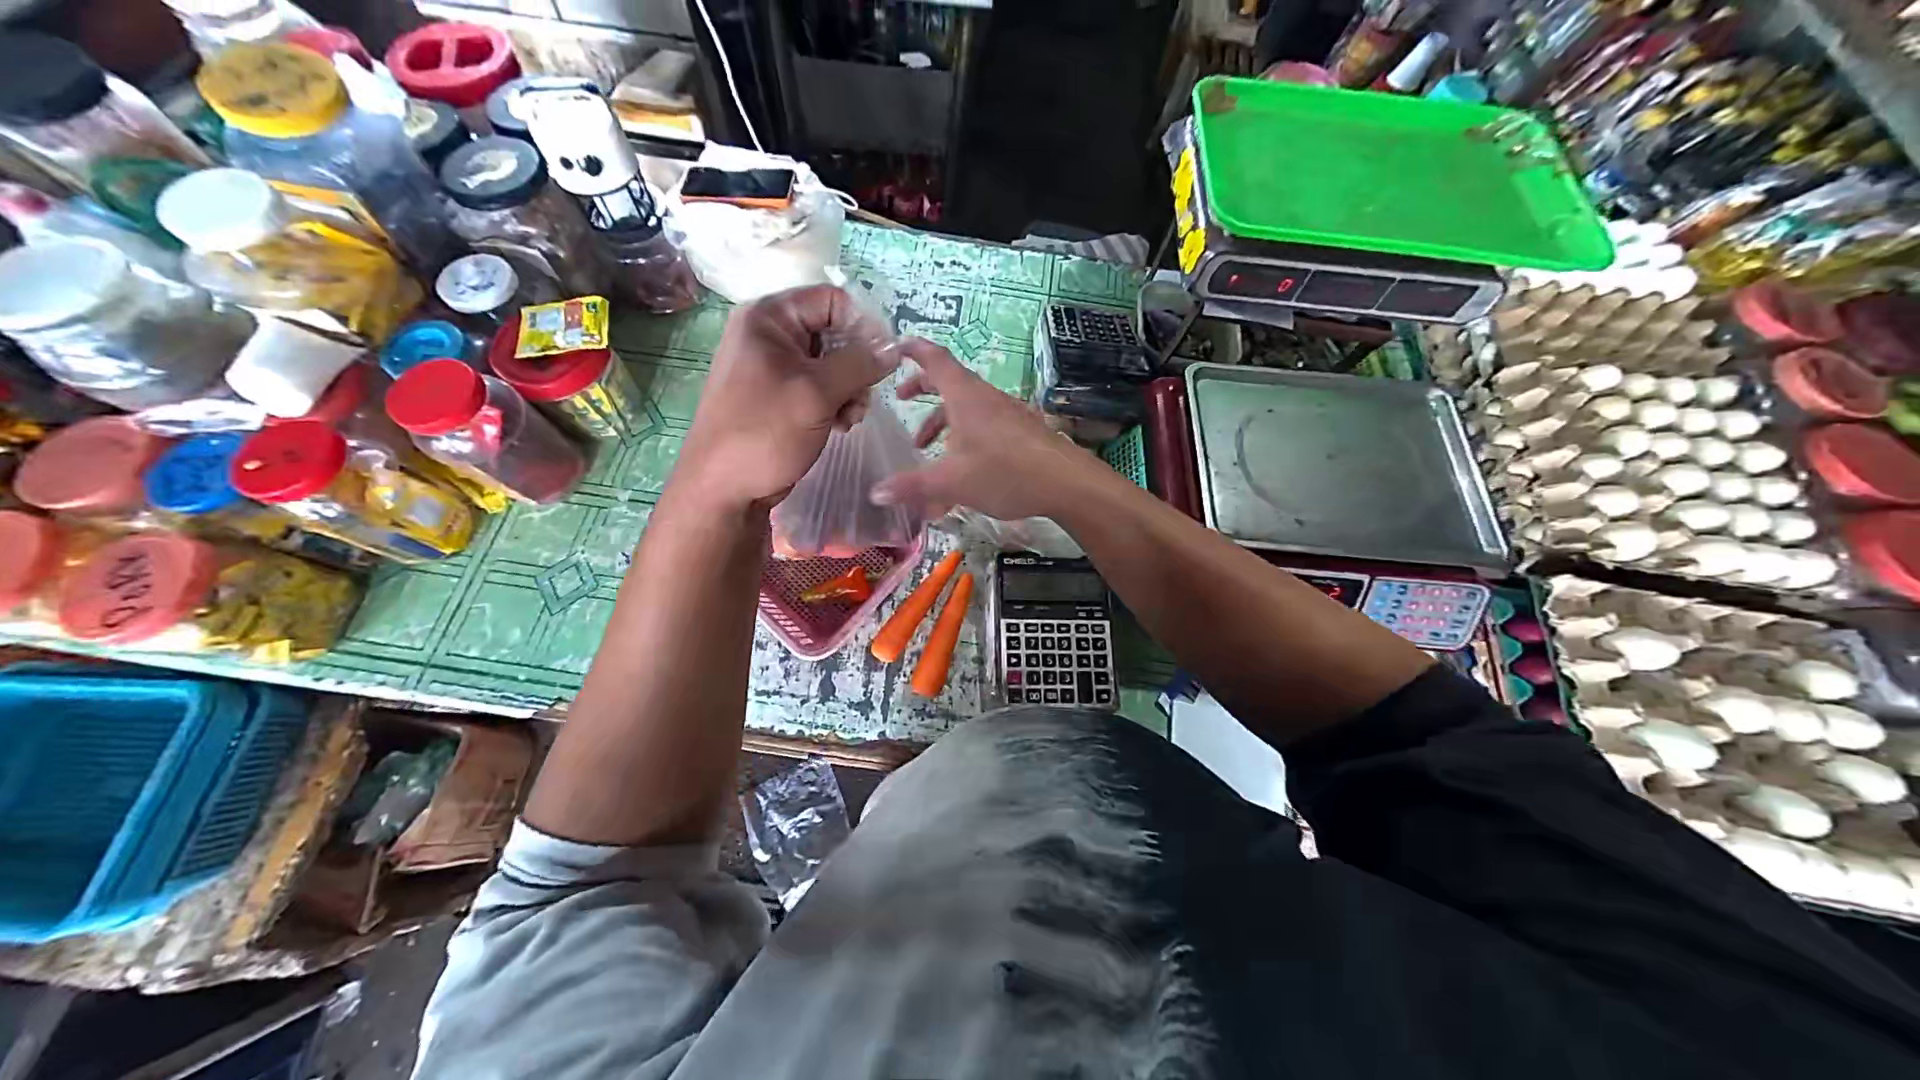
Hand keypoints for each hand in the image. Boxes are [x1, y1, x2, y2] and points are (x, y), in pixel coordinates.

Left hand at [672, 285, 896, 511]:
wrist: (723, 490)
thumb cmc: (764, 433)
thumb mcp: (817, 393)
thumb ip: (859, 364)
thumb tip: (894, 348)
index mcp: (768, 318)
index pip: (831, 300)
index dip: (862, 325)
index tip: (883, 361)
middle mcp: (769, 335)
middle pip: (833, 332)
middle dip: (856, 365)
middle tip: (862, 397)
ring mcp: (773, 368)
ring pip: (831, 364)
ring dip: (850, 390)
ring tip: (850, 418)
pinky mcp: (779, 397)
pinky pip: (819, 388)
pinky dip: (835, 403)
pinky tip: (839, 426)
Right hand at [873, 338, 1105, 520]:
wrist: (1067, 483)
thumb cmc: (1005, 473)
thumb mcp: (951, 481)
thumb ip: (912, 486)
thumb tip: (874, 492)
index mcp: (965, 397)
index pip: (935, 359)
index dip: (914, 349)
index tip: (896, 346)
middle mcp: (986, 399)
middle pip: (949, 383)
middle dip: (922, 390)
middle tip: (901, 400)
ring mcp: (1007, 414)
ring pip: (967, 411)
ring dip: (943, 426)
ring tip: (925, 451)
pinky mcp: (1021, 433)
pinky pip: (984, 429)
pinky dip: (964, 443)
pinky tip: (960, 475)